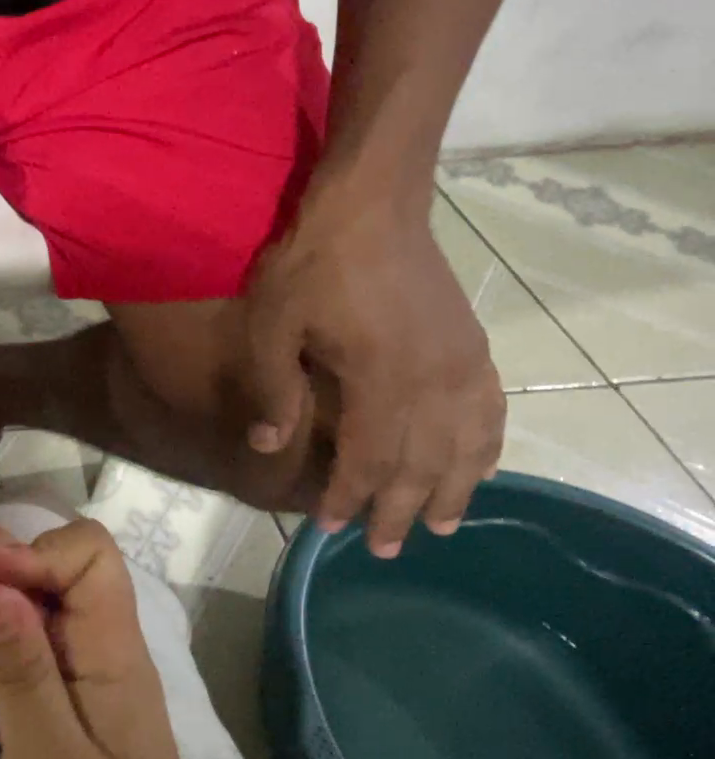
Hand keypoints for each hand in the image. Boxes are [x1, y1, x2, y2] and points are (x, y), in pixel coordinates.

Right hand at [0, 519, 198, 758]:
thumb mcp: (47, 757)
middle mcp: (97, 652)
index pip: (86, 553)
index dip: (28, 553)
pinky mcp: (58, 706)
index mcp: (113, 653)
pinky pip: (13, 662)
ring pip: (17, 620)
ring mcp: (77, 679)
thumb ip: (17, 667)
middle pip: (40, 581)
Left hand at [245, 182, 503, 556]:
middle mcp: (433, 383)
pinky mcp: (472, 345)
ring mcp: (462, 364)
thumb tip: (268, 446)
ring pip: (465, 445)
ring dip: (450, 488)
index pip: (366, 458)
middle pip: (420, 463)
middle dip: (398, 508)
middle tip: (384, 548)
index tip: (330, 527)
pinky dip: (486, 447)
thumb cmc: (309, 267)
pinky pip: (490, 411)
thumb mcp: (272, 326)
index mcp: (381, 382)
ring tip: (437, 525)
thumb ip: (274, 388)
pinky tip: (478, 466)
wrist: (368, 209)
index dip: (348, 495)